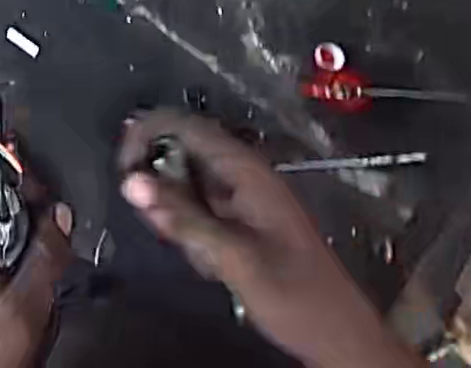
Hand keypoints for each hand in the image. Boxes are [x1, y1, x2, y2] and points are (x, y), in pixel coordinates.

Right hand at [116, 112, 422, 367]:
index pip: (182, 125)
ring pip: (185, 173)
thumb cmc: (296, 296)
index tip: (123, 166)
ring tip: (173, 237)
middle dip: (154, 172)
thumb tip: (128, 181)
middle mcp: (241, 170)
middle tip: (143, 208)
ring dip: (169, 200)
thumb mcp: (234, 258)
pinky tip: (193, 250)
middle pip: (180, 145)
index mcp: (244, 168)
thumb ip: (180, 217)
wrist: (347, 345)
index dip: (145, 133)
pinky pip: (197, 197)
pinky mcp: (240, 213)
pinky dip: (183, 215)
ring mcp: (242, 192)